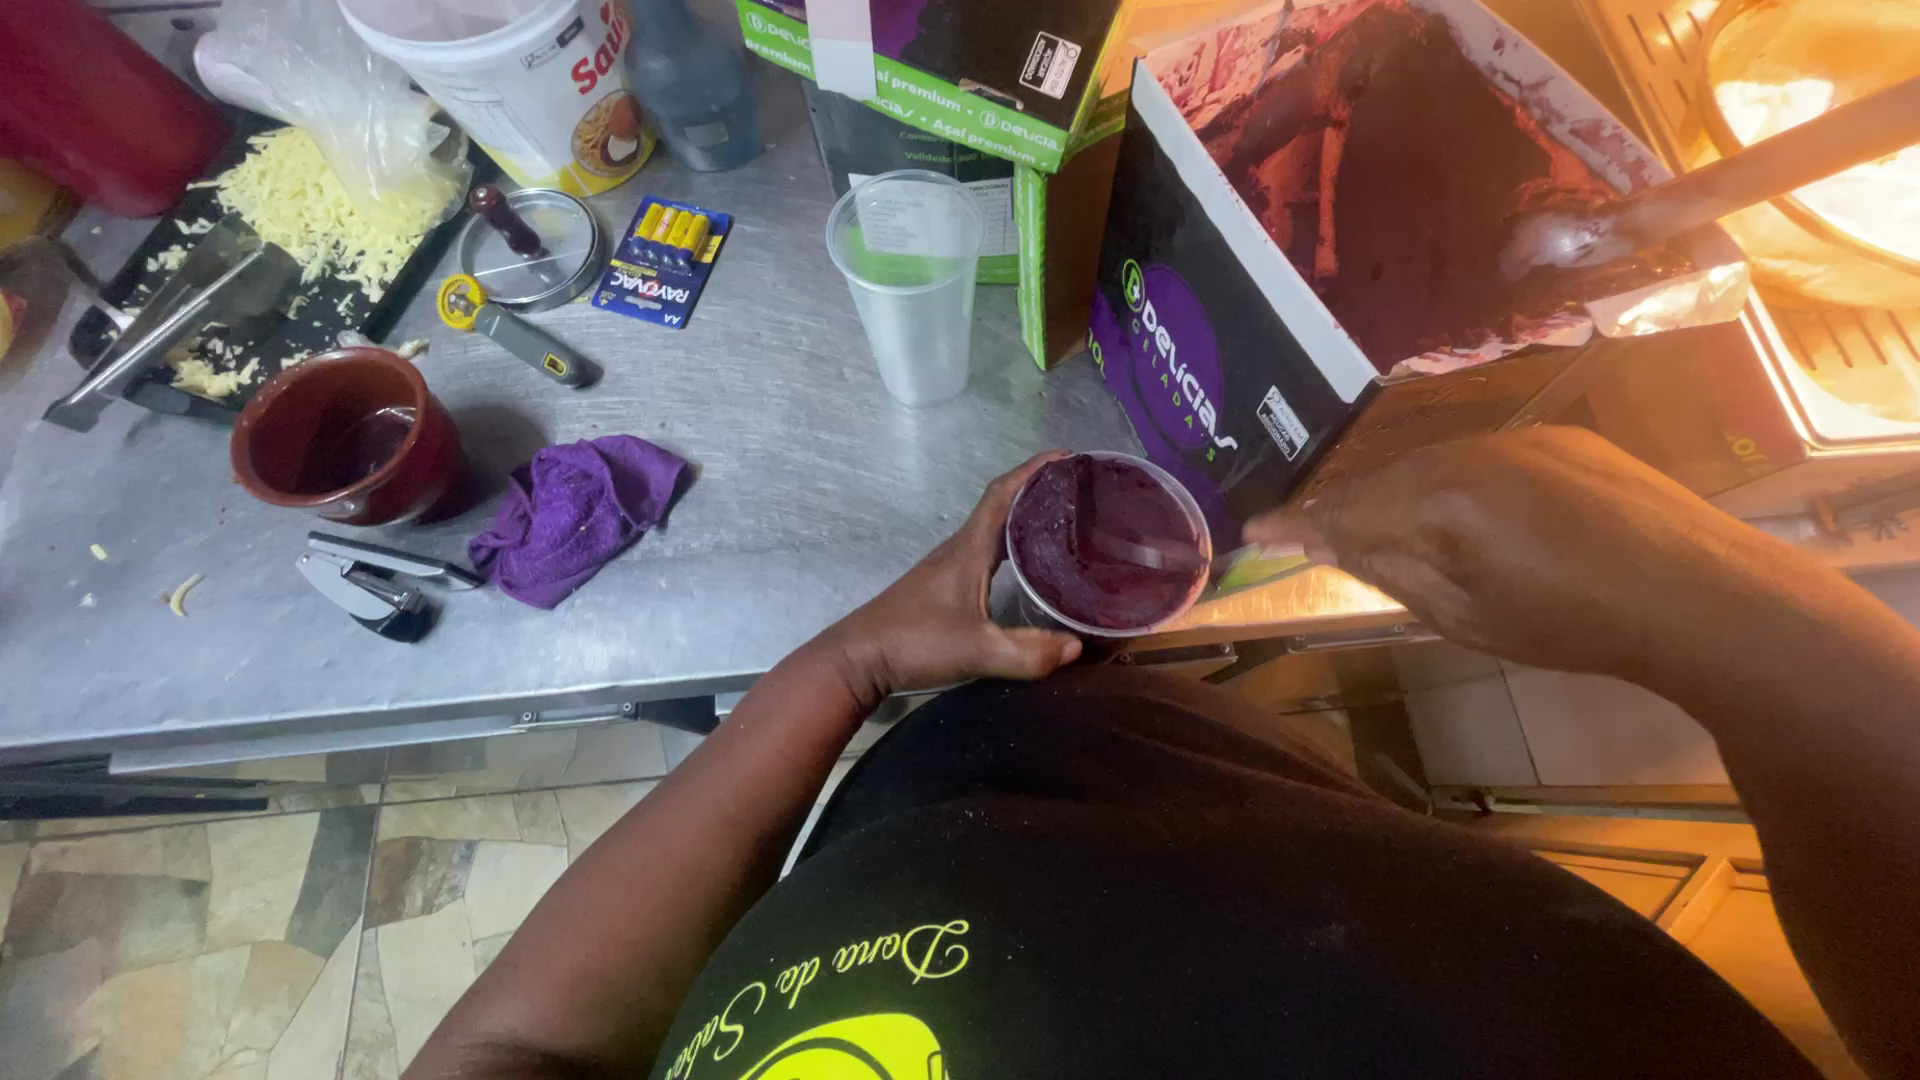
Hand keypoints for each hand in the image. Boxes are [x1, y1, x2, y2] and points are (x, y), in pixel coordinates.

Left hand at [823, 452, 1083, 708]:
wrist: (860, 658)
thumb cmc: (915, 642)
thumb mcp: (977, 651)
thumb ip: (1027, 652)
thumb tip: (1077, 645)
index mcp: (968, 549)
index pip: (1002, 494)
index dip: (1033, 470)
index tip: (1067, 457)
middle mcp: (959, 549)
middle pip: (1001, 505)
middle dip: (1038, 491)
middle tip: (1078, 492)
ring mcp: (949, 566)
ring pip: (994, 529)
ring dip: (1025, 517)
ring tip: (1063, 523)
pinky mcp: (945, 585)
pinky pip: (987, 551)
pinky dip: (1012, 545)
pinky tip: (1028, 566)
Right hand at [1244, 426, 1820, 690]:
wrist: (1712, 601)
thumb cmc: (1572, 624)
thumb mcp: (1460, 614)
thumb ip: (1387, 568)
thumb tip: (1331, 542)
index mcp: (1440, 500)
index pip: (1344, 511)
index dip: (1293, 523)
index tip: (1252, 530)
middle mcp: (1468, 452)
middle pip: (1378, 481)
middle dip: (1340, 512)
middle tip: (1310, 538)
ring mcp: (1517, 439)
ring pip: (1424, 466)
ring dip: (1393, 498)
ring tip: (1381, 533)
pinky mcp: (1555, 440)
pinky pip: (1471, 459)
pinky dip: (1443, 486)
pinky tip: (1455, 516)